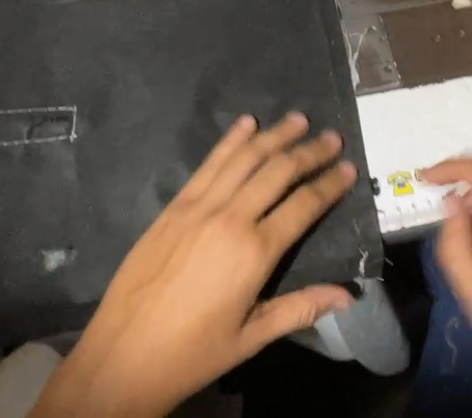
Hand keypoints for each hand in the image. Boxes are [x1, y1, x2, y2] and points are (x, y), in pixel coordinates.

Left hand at [33, 113, 359, 417]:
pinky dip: (230, 141)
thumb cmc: (192, 353)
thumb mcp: (251, 338)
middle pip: (277, 172)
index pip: (303, 206)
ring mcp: (199, 206)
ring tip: (298, 119)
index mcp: (254, 253)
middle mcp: (230, 218)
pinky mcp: (175, 204)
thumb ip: (299, 309)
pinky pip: (208, 164)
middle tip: (332, 136)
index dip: (329, 185)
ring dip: (274, 135)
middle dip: (309, 152)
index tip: (348, 167)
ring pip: (244, 159)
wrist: (123, 353)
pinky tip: (246, 124)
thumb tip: (347, 295)